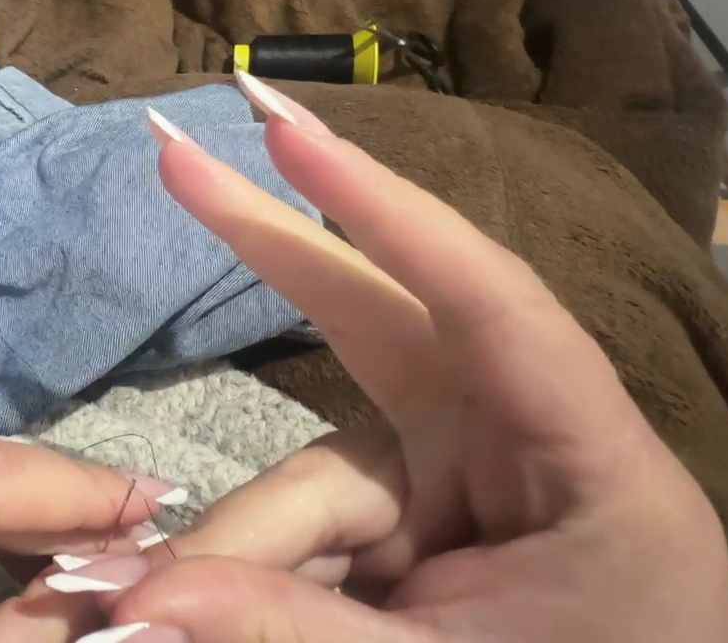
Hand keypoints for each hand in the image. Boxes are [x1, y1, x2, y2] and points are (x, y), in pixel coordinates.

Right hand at [40, 77, 727, 642]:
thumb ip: (294, 627)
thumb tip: (137, 595)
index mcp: (590, 463)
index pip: (482, 295)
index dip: (375, 204)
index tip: (279, 133)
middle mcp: (513, 431)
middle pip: (370, 306)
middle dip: (264, 229)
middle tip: (168, 148)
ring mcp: (450, 460)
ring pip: (313, 461)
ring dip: (258, 542)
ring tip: (183, 620)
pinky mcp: (405, 497)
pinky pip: (310, 510)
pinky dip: (270, 557)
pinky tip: (242, 613)